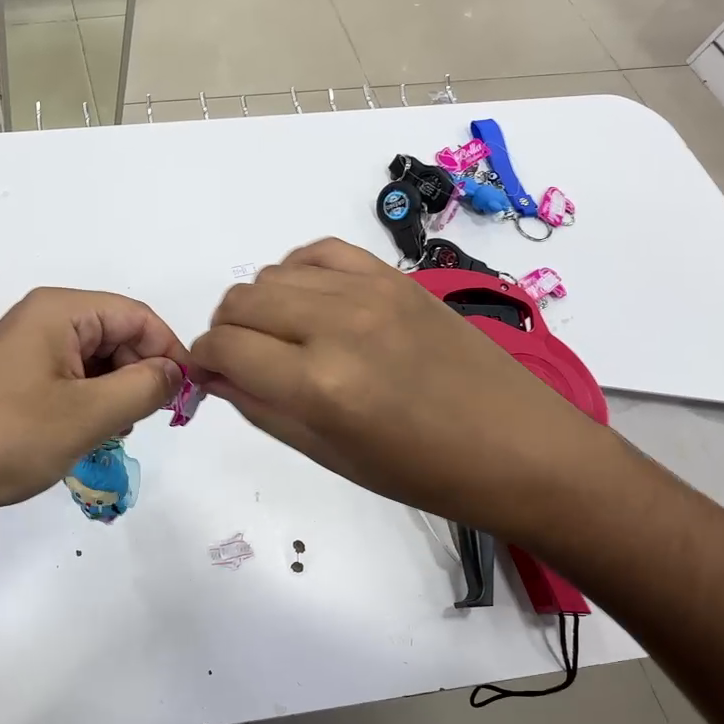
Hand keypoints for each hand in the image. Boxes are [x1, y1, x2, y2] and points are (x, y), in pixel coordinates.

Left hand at [0, 288, 188, 527]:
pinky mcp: (17, 375)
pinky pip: (71, 375)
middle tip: (148, 420)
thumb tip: (177, 373)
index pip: (136, 315)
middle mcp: (43, 317)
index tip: (188, 396)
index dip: (169, 350)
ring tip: (112, 431)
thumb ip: (145, 388)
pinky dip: (90, 400)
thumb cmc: (11, 439)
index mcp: (59, 310)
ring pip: (95, 357)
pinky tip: (88, 433)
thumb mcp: (89, 415)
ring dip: (116, 391)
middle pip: (116, 333)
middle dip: (140, 373)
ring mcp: (27, 346)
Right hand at [190, 238, 618, 537]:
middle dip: (225, 331)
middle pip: (240, 301)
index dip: (204, 360)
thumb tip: (213, 375)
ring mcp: (368, 291)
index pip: (225, 348)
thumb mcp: (329, 454)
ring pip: (273, 274)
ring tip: (280, 335)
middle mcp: (336, 325)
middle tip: (241, 359)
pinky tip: (309, 301)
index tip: (209, 374)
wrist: (520, 449)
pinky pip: (319, 250)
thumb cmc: (422, 473)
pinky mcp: (393, 275)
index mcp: (319, 385)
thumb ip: (260, 407)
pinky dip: (298, 271)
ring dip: (260, 304)